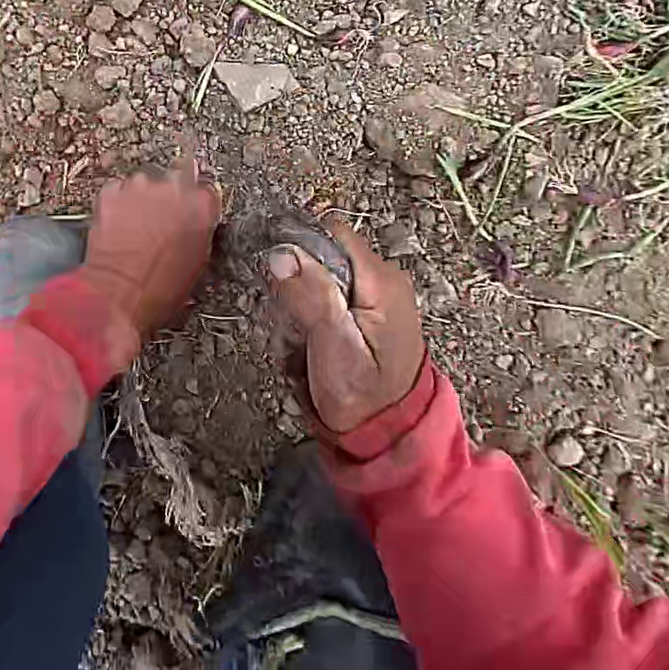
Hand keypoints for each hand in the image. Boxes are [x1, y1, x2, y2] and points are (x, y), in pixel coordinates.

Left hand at [81, 155, 220, 338]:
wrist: (117, 297)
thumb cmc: (158, 290)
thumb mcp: (198, 263)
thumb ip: (202, 232)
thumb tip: (198, 226)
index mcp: (202, 205)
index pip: (206, 192)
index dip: (196, 206)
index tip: (190, 214)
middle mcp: (174, 189)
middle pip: (176, 183)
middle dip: (169, 200)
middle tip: (161, 225)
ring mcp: (141, 188)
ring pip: (145, 185)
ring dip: (142, 200)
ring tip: (137, 228)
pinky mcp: (112, 194)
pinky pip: (117, 192)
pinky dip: (118, 205)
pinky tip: (118, 226)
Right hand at [265, 219, 423, 432]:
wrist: (389, 434)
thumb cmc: (363, 397)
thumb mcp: (333, 347)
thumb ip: (311, 297)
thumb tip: (284, 255)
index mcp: (382, 281)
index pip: (334, 234)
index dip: (302, 248)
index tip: (279, 274)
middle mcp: (385, 279)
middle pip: (328, 255)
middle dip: (301, 281)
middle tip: (293, 321)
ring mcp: (380, 294)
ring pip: (327, 275)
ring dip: (306, 300)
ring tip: (302, 336)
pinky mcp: (371, 309)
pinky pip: (335, 294)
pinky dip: (317, 312)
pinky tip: (312, 340)